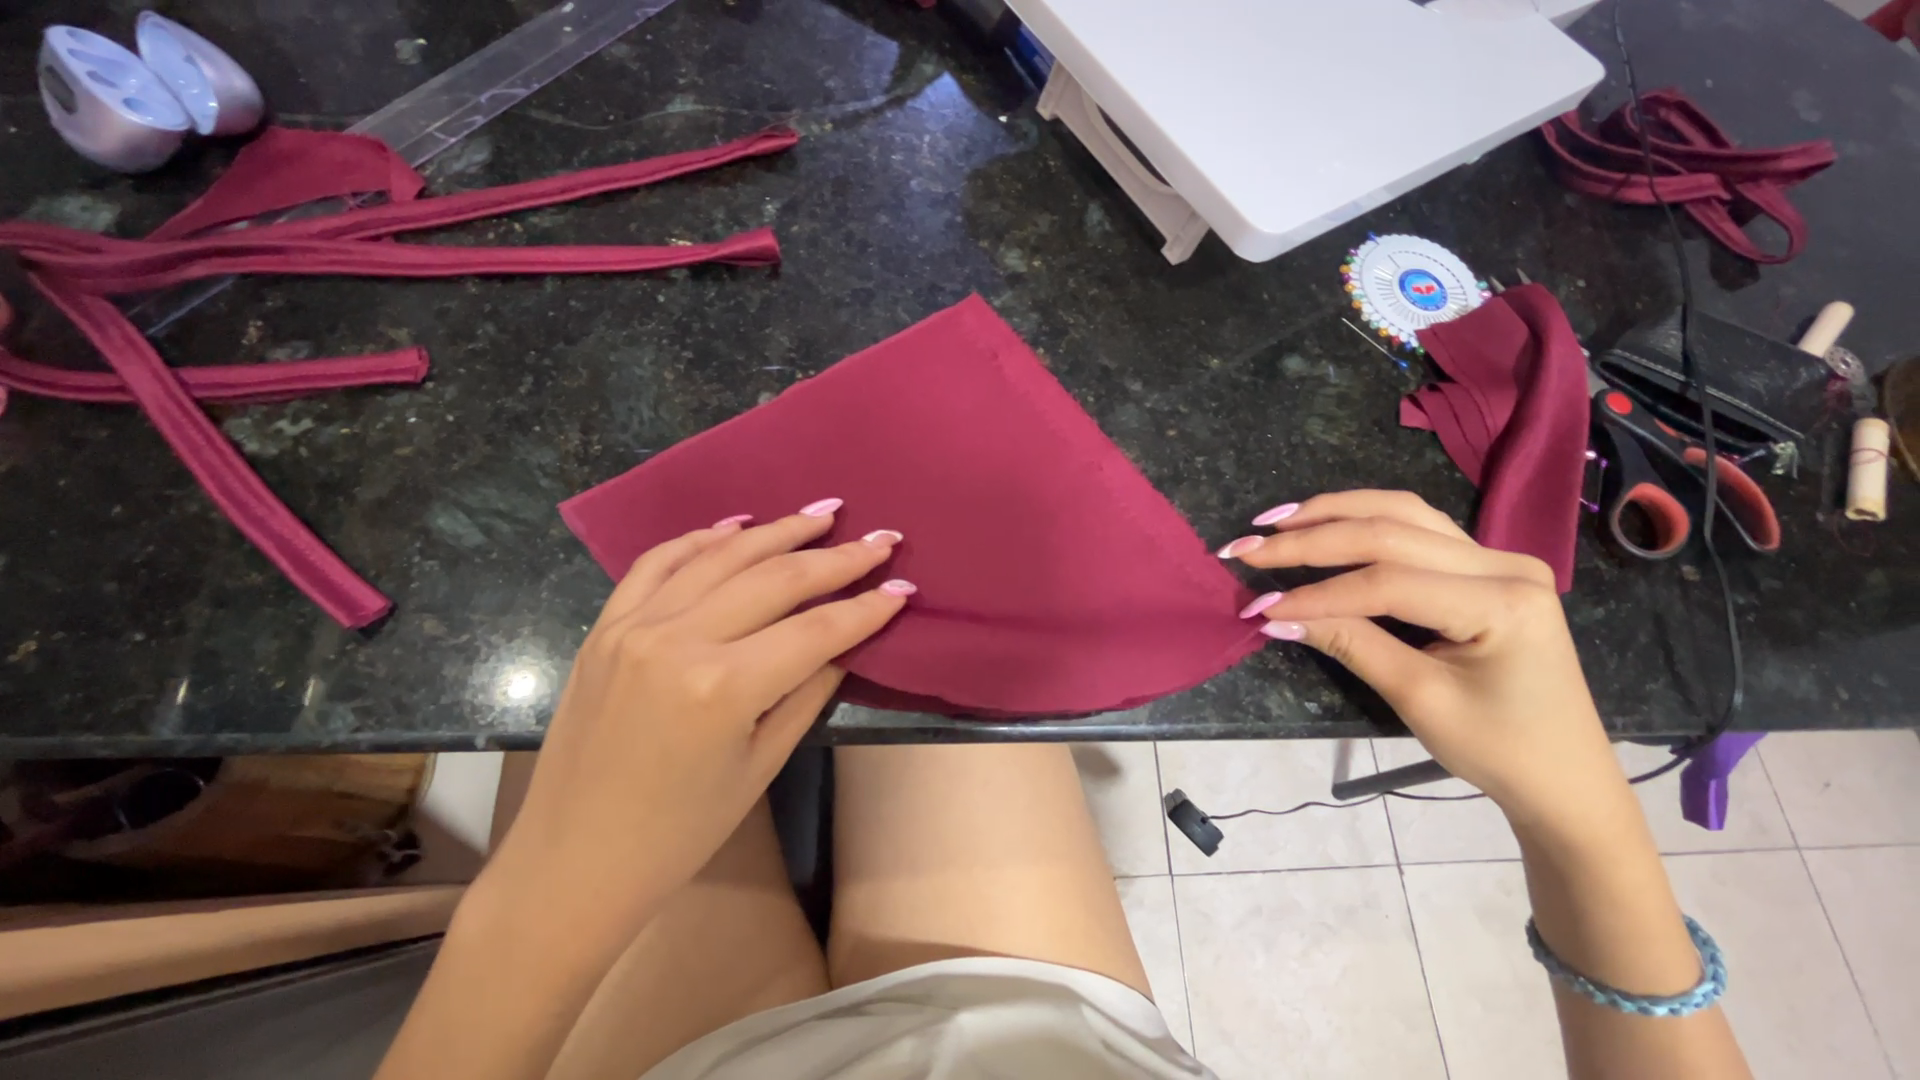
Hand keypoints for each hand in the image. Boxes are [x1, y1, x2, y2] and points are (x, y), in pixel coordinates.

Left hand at [484, 503, 911, 927]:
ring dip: (777, 531)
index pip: (816, 630)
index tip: (902, 586)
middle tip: (881, 539)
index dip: (866, 608)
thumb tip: (848, 642)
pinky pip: (657, 563)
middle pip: (775, 580)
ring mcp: (634, 627)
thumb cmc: (679, 834)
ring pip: (720, 556)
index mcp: (723, 687)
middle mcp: (678, 640)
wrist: (573, 863)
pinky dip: (701, 538)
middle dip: (837, 557)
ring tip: (823, 513)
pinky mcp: (605, 627)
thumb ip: (809, 692)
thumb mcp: (760, 766)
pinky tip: (737, 526)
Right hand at [1219, 490, 1628, 829]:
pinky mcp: (1484, 566)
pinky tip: (1324, 524)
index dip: (1316, 594)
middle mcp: (1504, 564)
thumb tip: (1275, 617)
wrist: (1563, 776)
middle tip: (1246, 549)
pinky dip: (1364, 522)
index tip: (1258, 607)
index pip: (1387, 582)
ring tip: (1276, 523)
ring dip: (1334, 514)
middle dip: (1310, 539)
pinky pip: (1418, 528)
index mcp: (1501, 601)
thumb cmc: (1498, 748)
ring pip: (1403, 514)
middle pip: (1391, 532)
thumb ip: (1350, 645)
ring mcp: (1498, 559)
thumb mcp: (1418, 699)